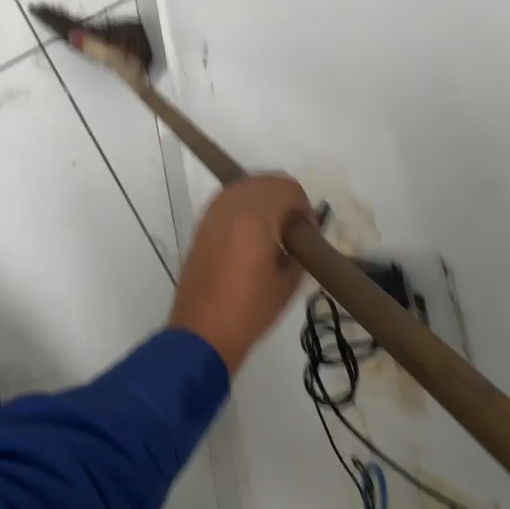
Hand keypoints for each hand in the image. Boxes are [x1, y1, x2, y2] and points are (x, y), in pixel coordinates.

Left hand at [169, 174, 314, 372]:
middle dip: (285, 197)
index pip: (287, 188)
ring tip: (275, 228)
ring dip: (263, 197)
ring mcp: (212, 213)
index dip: (304, 206)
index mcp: (255, 218)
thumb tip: (301, 237)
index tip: (308, 232)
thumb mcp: (288, 282)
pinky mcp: (201, 224)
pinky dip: (243, 204)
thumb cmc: (251, 310)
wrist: (204, 328)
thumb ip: (299, 250)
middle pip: (264, 180)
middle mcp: (231, 206)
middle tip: (295, 227)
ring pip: (243, 185)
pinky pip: (226, 199)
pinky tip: (252, 231)